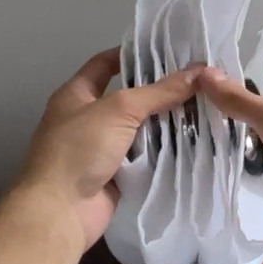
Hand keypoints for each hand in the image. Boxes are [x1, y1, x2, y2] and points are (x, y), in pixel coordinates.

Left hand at [16, 50, 200, 252]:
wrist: (59, 212)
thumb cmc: (79, 149)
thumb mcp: (120, 109)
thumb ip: (159, 91)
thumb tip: (199, 71)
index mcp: (75, 95)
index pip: (104, 64)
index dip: (131, 54)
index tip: (166, 50)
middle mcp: (86, 119)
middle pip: (128, 98)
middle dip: (159, 91)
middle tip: (195, 81)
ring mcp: (100, 149)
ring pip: (139, 128)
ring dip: (165, 122)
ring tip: (203, 107)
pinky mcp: (115, 174)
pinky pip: (144, 156)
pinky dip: (164, 150)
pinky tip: (192, 140)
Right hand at [197, 69, 262, 259]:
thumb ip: (242, 101)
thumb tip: (206, 72)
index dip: (237, 107)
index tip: (201, 113)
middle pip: (262, 134)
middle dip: (235, 140)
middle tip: (193, 141)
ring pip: (261, 163)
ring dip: (239, 167)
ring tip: (198, 164)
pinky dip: (247, 190)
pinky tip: (219, 189)